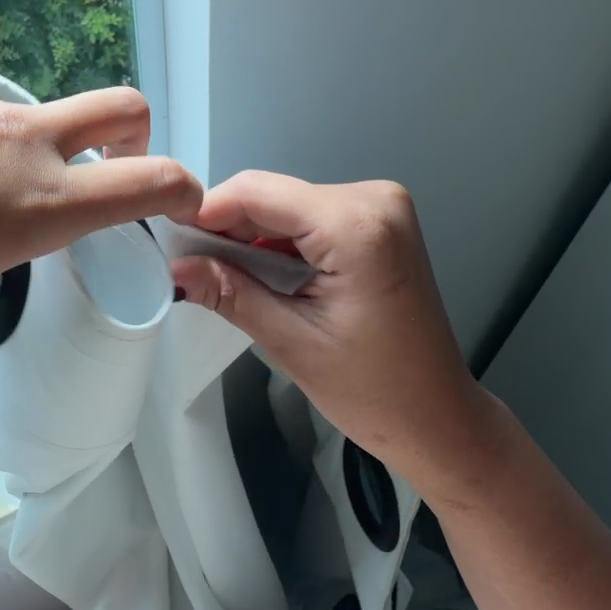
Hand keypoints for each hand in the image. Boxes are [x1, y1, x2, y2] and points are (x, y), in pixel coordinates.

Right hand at [170, 171, 477, 483]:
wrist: (440, 418)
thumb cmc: (376, 391)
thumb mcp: (292, 342)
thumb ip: (230, 293)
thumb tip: (175, 267)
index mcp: (357, 224)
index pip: (258, 191)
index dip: (207, 211)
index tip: (171, 242)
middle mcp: (373, 197)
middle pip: (272, 194)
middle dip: (228, 229)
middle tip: (192, 269)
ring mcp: (380, 205)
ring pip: (286, 204)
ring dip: (251, 237)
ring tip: (228, 281)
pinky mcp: (377, 219)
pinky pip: (309, 216)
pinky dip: (280, 241)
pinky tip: (266, 277)